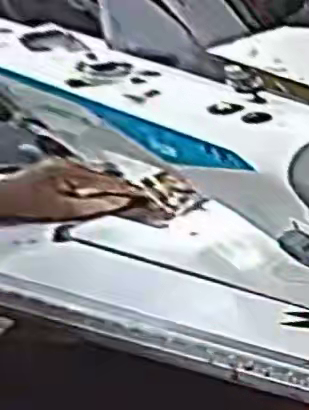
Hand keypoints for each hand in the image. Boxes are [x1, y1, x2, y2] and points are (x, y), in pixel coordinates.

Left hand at [0, 159, 142, 220]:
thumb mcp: (73, 209)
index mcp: (73, 173)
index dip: (138, 193)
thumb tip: (128, 202)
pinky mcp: (57, 169)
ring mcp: (60, 165)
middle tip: (151, 199)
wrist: (3, 198)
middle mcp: (67, 164)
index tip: (156, 200)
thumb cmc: (30, 203)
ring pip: (100, 177)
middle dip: (129, 189)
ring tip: (135, 197)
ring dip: (117, 187)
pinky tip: (111, 192)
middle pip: (109, 178)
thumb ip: (104, 205)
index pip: (116, 183)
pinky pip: (89, 176)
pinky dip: (103, 185)